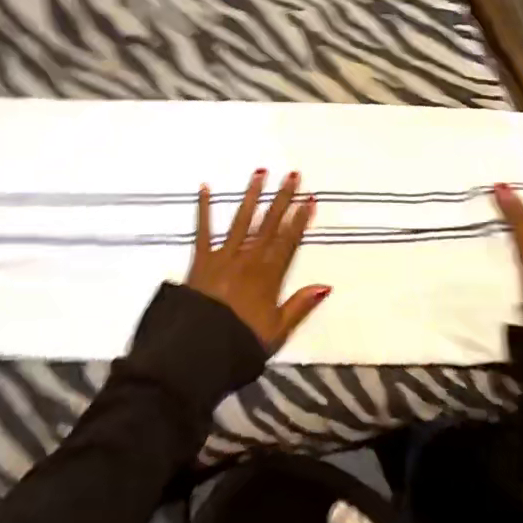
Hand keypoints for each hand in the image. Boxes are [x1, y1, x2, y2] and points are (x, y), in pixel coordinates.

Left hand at [188, 170, 330, 352]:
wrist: (197, 349)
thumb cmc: (239, 342)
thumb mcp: (277, 331)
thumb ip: (300, 306)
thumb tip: (326, 285)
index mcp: (268, 277)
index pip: (288, 242)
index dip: (300, 220)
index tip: (309, 199)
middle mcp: (248, 260)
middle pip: (268, 225)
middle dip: (282, 199)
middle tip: (293, 175)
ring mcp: (223, 257)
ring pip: (241, 221)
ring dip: (252, 196)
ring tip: (260, 173)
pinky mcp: (200, 260)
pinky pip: (203, 230)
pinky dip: (203, 208)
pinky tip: (204, 187)